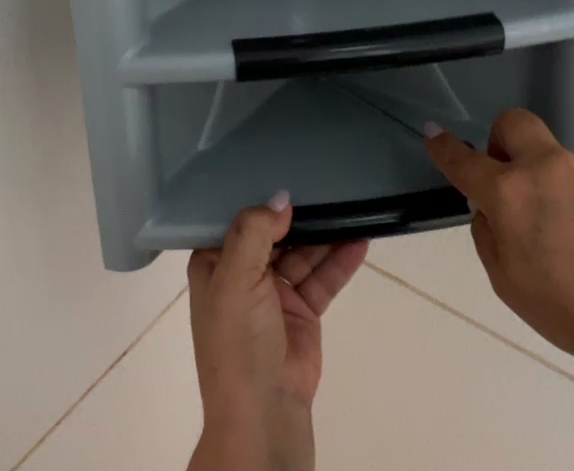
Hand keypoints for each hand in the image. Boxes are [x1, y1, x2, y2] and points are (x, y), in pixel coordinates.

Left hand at [186, 193, 366, 470]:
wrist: (265, 411)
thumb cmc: (238, 341)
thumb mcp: (235, 279)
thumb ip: (254, 233)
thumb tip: (281, 197)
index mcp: (213, 264)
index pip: (232, 219)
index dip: (254, 196)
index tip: (278, 164)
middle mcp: (241, 274)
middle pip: (272, 233)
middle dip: (296, 213)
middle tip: (325, 180)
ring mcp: (273, 293)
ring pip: (301, 253)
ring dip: (324, 233)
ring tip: (351, 204)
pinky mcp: (302, 311)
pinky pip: (322, 277)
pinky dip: (340, 260)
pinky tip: (360, 240)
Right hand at [422, 109, 573, 399]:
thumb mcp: (514, 290)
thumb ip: (492, 240)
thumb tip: (493, 213)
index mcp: (512, 195)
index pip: (464, 161)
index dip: (444, 147)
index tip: (435, 136)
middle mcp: (552, 169)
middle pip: (515, 124)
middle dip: (504, 140)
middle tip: (515, 178)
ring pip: (567, 166)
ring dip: (566, 191)